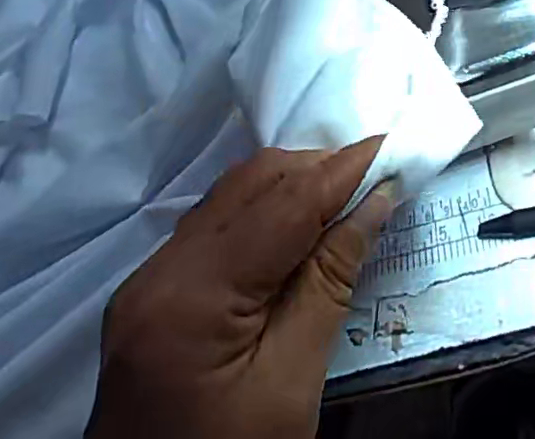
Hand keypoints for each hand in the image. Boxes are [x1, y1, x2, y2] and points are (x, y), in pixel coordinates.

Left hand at [86, 138, 393, 438]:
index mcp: (192, 297)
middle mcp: (160, 269)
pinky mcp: (151, 286)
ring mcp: (148, 275)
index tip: (386, 146)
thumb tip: (372, 205)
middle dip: (315, 170)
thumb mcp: (291, 389)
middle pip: (249, 187)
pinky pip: (213, 223)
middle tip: (370, 172)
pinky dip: (261, 210)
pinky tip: (294, 224)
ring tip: (342, 192)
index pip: (281, 208)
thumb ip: (329, 285)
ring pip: (229, 196)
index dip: (339, 172)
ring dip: (289, 185)